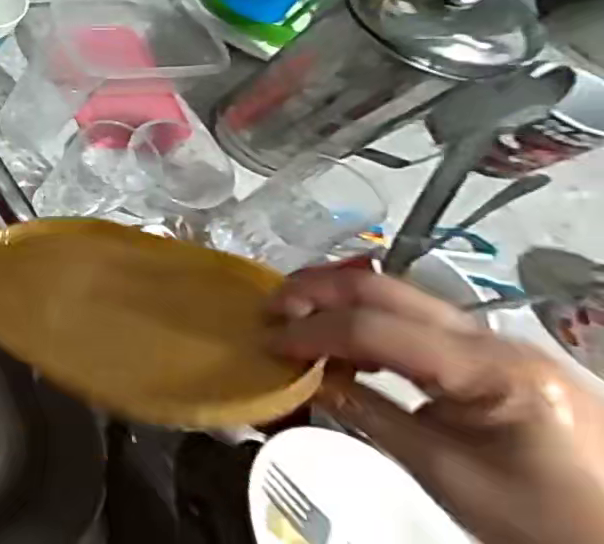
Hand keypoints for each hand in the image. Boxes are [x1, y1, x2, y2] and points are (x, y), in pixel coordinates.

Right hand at [269, 265, 603, 543]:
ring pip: (395, 294)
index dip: (308, 331)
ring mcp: (502, 346)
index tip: (265, 344)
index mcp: (493, 368)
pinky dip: (365, 318)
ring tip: (294, 321)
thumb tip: (298, 375)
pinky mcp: (500, 359)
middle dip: (312, 292)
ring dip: (334, 300)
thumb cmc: (545, 522)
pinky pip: (416, 319)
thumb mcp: (447, 474)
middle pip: (382, 289)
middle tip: (268, 311)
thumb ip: (364, 412)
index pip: (371, 328)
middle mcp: (498, 341)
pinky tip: (345, 344)